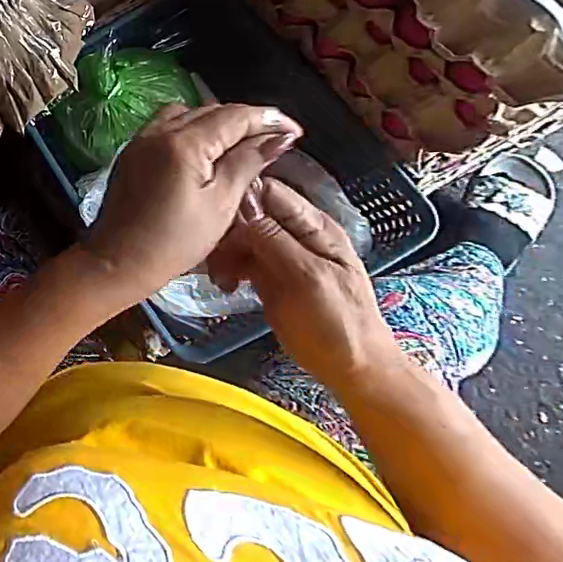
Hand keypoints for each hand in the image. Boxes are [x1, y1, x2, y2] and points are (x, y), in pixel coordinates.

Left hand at [81, 103, 299, 306]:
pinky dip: (190, 130)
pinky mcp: (131, 153)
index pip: (234, 116)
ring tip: (239, 145)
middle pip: (210, 111)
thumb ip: (247, 164)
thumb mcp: (220, 204)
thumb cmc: (174, 241)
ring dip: (215, 122)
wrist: (117, 261)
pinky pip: (166, 127)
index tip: (294, 131)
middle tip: (272, 141)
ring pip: (186, 114)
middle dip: (244, 121)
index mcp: (183, 142)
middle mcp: (158, 131)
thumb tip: (277, 138)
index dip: (269, 119)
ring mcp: (140, 140)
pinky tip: (205, 151)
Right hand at [208, 178, 403, 391]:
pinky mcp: (267, 277)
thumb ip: (275, 241)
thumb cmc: (339, 322)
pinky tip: (224, 284)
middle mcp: (294, 234)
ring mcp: (280, 256)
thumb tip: (243, 206)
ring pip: (239, 237)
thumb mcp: (309, 277)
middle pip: (249, 214)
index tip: (215, 217)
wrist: (351, 368)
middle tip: (211, 253)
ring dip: (223, 252)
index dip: (240, 198)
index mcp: (313, 226)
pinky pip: (238, 260)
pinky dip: (226, 268)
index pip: (269, 193)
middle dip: (227, 230)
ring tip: (218, 275)